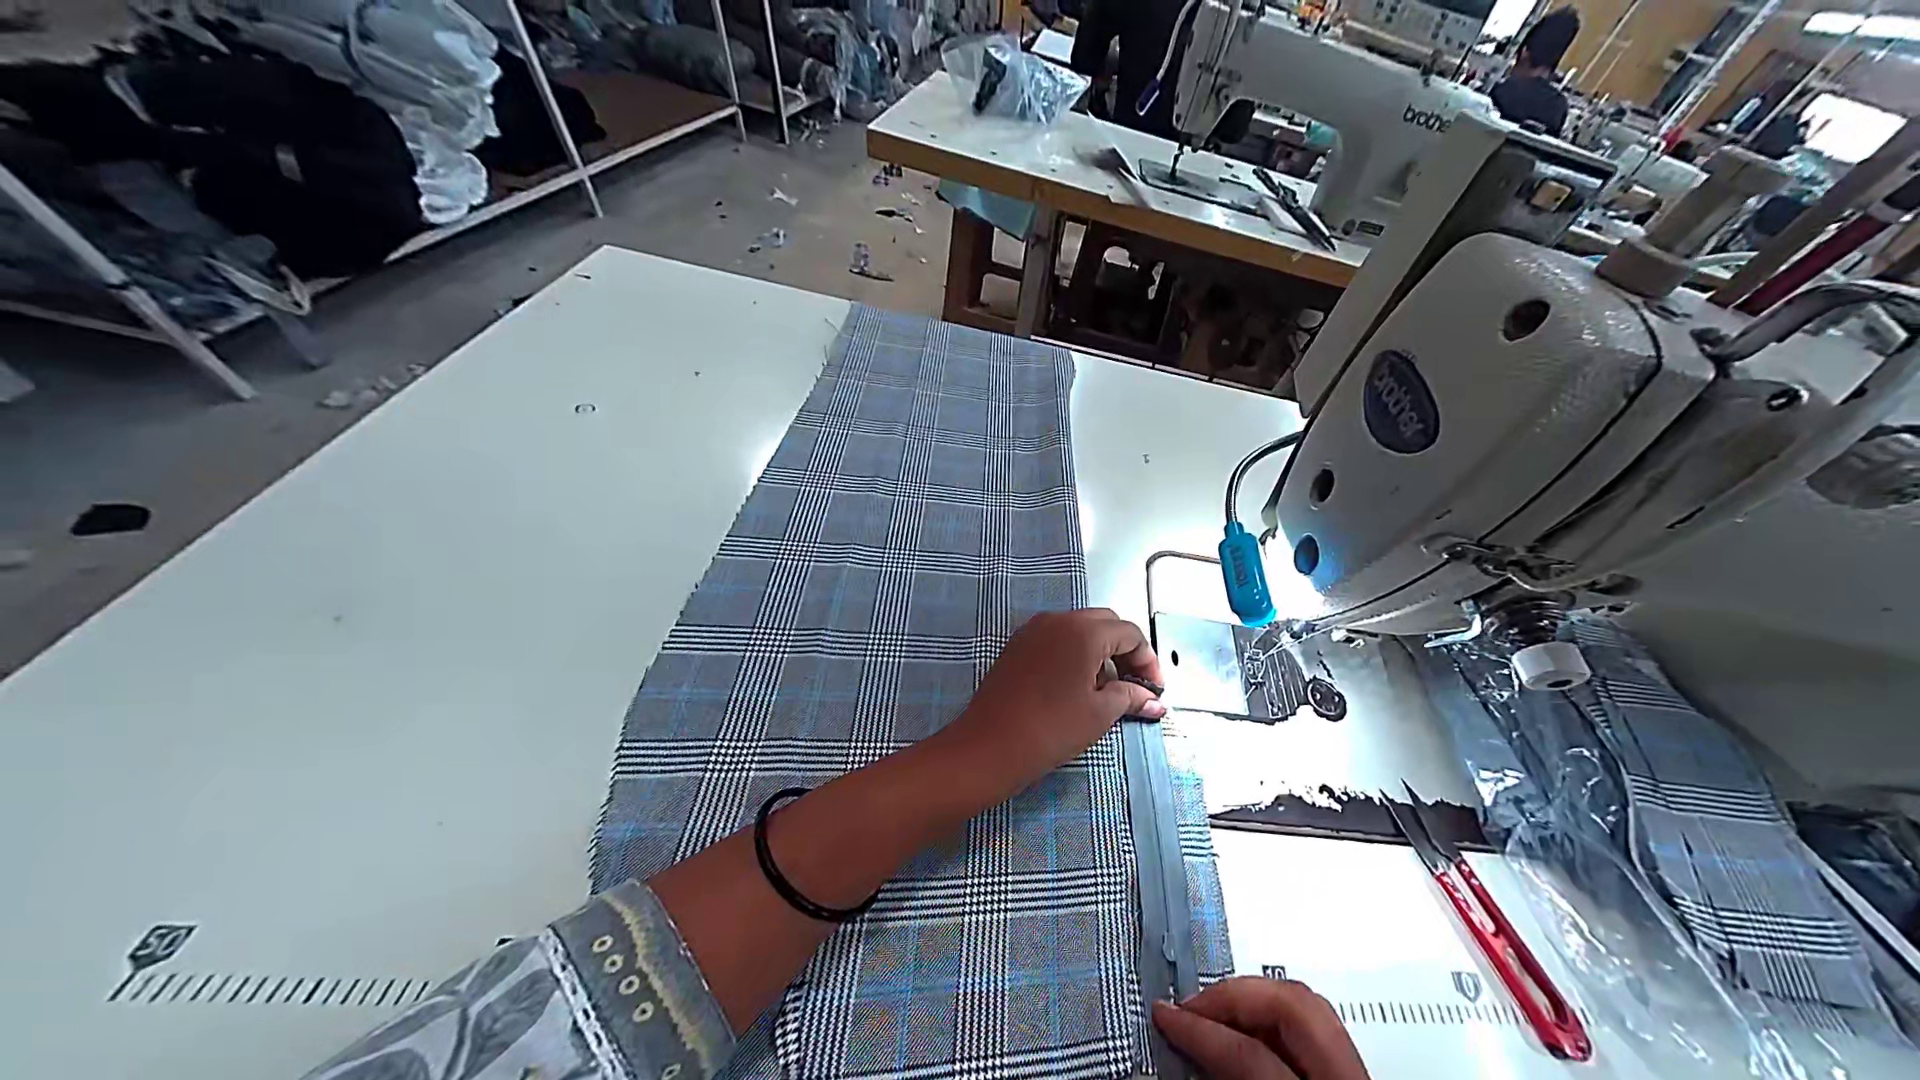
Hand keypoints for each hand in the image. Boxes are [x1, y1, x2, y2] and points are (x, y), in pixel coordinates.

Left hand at [939, 608, 1164, 796]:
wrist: (989, 745)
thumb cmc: (1050, 728)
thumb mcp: (1099, 714)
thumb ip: (1130, 697)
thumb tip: (1152, 700)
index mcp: (1083, 631)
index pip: (1129, 633)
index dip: (1148, 661)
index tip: (1153, 689)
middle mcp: (1057, 621)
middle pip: (1105, 625)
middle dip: (1125, 652)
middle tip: (1135, 686)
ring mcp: (1033, 631)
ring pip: (1079, 630)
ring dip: (1100, 652)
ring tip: (1107, 691)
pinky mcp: (1017, 646)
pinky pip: (1056, 640)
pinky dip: (1074, 654)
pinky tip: (1077, 687)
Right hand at [1152, 978, 1370, 1079]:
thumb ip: (1221, 1077)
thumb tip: (1178, 1044)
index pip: (1252, 1054)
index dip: (1200, 1031)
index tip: (1165, 1016)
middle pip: (1295, 1004)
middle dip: (1235, 994)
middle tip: (1192, 1008)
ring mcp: (1362, 1078)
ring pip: (1312, 1007)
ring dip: (1255, 1001)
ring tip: (1214, 1017)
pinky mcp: (1357, 1077)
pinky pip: (1319, 1030)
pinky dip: (1277, 1021)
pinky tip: (1248, 1036)